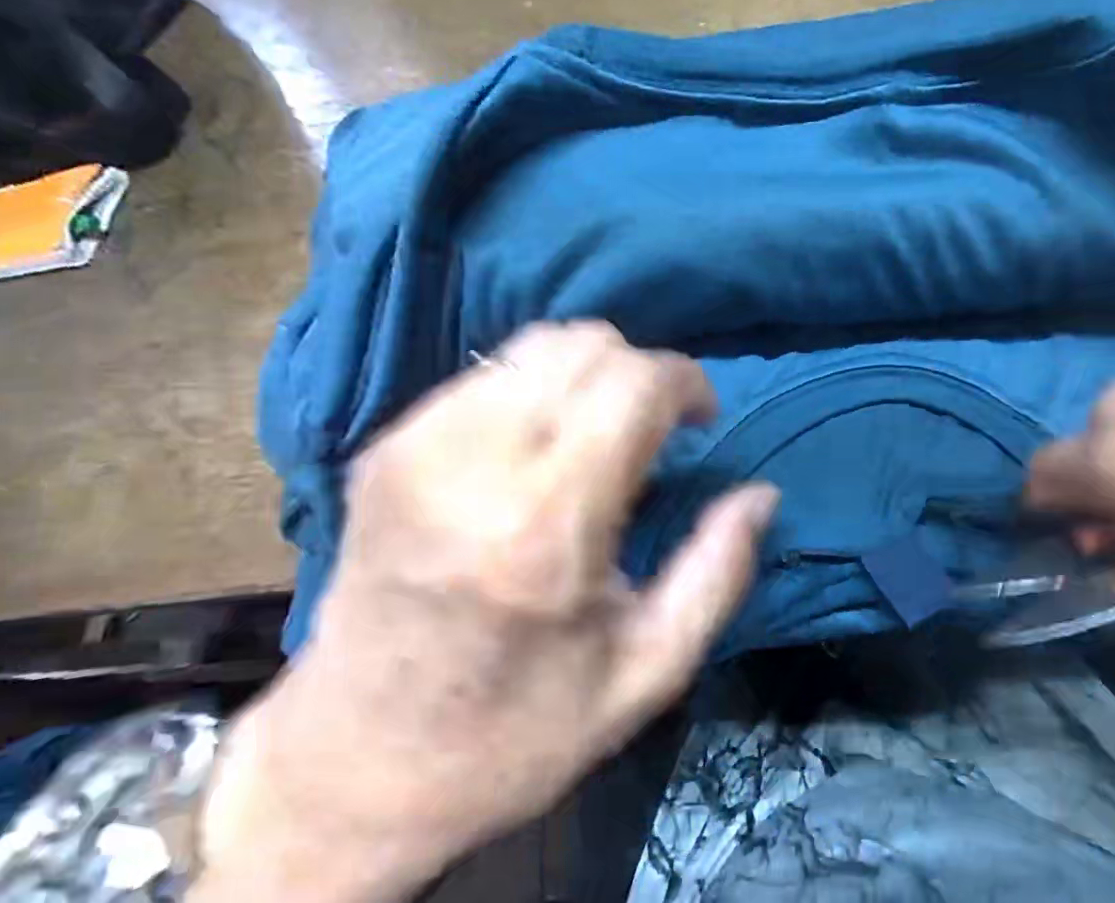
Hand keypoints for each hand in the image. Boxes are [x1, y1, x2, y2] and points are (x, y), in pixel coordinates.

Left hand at [193, 323, 776, 902]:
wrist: (352, 770)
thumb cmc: (518, 730)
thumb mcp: (648, 672)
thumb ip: (718, 572)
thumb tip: (762, 494)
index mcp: (548, 524)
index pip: (634, 383)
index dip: (686, 382)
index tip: (700, 420)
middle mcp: (476, 465)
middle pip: (586, 346)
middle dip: (644, 372)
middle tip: (659, 429)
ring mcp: (418, 449)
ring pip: (537, 344)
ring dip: (593, 373)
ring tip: (605, 431)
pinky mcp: (384, 450)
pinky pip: (489, 373)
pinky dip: (540, 387)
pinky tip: (544, 444)